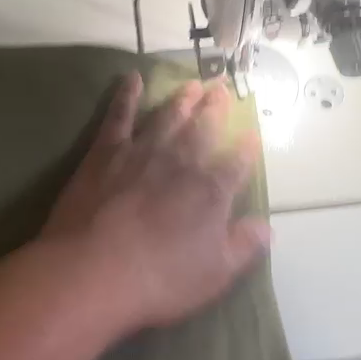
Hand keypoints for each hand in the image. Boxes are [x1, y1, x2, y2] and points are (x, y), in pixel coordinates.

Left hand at [42, 73, 269, 329]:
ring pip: (167, 117)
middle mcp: (181, 162)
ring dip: (181, 99)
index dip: (247, 147)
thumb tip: (267, 226)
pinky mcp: (105, 151)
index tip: (252, 134)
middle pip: (204, 129)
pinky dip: (126, 95)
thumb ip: (244, 246)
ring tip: (192, 84)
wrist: (93, 270)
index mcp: (211, 191)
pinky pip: (119, 115)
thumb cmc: (159, 280)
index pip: (237, 163)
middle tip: (223, 89)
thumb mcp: (215, 274)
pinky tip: (131, 79)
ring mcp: (142, 152)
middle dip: (216, 108)